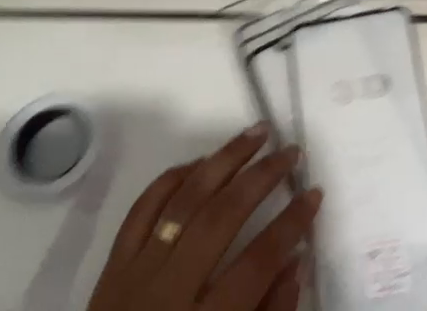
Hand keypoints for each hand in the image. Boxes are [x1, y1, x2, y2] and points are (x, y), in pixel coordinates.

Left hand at [87, 124, 322, 310]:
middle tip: (292, 152)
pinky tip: (201, 162)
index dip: (291, 224)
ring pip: (183, 201)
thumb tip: (296, 260)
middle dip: (261, 178)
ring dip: (223, 161)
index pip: (257, 262)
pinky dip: (172, 179)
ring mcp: (136, 275)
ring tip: (256, 134)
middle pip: (220, 219)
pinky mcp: (112, 268)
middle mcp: (169, 292)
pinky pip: (142, 209)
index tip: (315, 193)